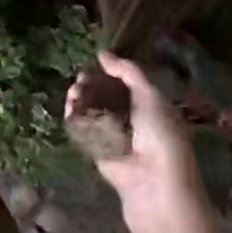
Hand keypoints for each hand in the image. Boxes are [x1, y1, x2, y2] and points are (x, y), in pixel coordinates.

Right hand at [67, 53, 204, 215]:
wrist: (153, 179)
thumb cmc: (160, 134)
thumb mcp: (150, 95)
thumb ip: (128, 72)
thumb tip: (103, 53)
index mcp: (149, 103)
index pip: (123, 82)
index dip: (108, 72)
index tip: (95, 64)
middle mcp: (130, 116)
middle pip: (103, 93)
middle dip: (91, 84)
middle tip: (81, 79)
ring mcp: (111, 132)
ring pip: (90, 108)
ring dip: (80, 98)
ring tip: (74, 94)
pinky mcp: (95, 146)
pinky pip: (81, 127)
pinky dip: (74, 117)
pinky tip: (71, 109)